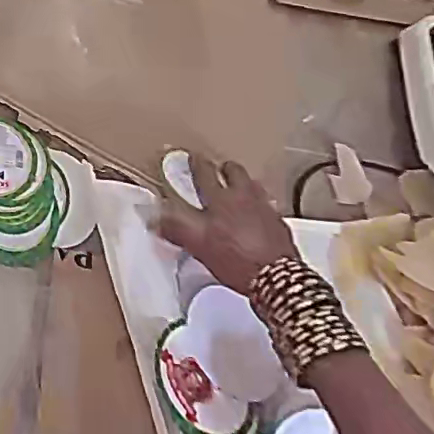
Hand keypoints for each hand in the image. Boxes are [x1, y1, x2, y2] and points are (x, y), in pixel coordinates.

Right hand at [158, 153, 296, 291]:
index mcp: (220, 199)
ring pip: (253, 185)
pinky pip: (268, 205)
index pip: (205, 174)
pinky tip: (258, 213)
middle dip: (226, 168)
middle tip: (222, 168)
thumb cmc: (236, 258)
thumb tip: (155, 218)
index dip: (197, 164)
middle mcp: (244, 197)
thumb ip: (175, 228)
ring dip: (244, 183)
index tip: (194, 156)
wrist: (275, 277)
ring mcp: (264, 208)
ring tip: (240, 187)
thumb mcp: (198, 244)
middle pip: (235, 172)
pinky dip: (260, 204)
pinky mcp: (278, 223)